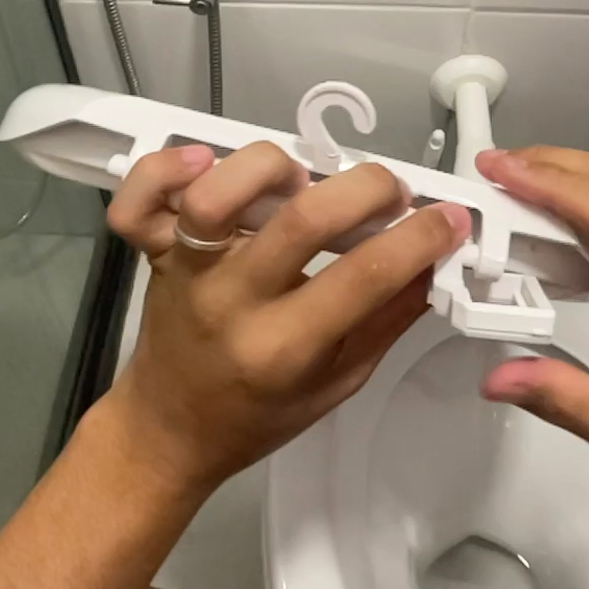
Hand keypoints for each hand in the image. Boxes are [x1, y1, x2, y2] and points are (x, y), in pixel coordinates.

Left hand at [97, 143, 469, 491]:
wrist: (169, 428)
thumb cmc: (259, 412)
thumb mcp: (340, 382)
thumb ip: (389, 318)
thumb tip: (434, 258)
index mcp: (285, 348)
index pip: (365, 276)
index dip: (421, 237)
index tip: (449, 218)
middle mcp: (233, 302)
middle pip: (303, 221)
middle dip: (368, 189)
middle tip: (391, 192)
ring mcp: (186, 271)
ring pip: (215, 197)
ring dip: (271, 168)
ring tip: (301, 178)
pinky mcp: (152, 251)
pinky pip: (139, 202)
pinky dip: (165, 168)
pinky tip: (205, 160)